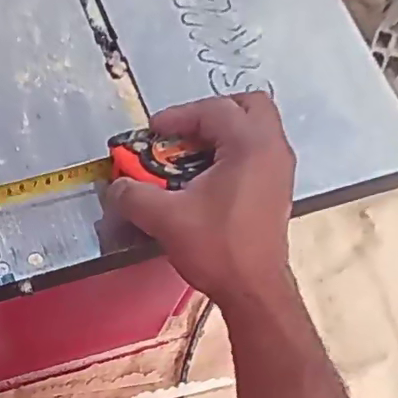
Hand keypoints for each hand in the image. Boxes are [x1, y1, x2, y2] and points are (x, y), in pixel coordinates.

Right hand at [104, 93, 298, 310]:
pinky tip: (207, 183)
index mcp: (250, 145)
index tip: (153, 134)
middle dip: (211, 114)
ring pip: (256, 131)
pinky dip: (233, 157)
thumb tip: (117, 187)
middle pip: (247, 106)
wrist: (253, 290)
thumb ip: (134, 195)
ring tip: (191, 158)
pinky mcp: (278, 194)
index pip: (213, 110)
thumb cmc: (219, 250)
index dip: (177, 117)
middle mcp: (273, 151)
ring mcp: (280, 173)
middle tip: (183, 134)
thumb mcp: (166, 219)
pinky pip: (258, 157)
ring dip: (223, 136)